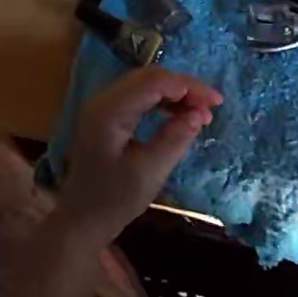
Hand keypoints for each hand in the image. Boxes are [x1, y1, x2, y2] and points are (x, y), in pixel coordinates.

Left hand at [57, 68, 221, 246]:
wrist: (81, 219)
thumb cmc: (114, 200)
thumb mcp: (150, 173)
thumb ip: (175, 138)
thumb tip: (200, 114)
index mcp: (109, 111)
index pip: (153, 82)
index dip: (188, 86)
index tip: (216, 101)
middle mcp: (103, 100)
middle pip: (148, 78)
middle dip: (183, 87)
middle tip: (211, 106)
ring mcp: (102, 106)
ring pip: (144, 84)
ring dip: (174, 93)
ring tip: (200, 112)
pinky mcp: (106, 115)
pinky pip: (138, 96)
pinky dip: (161, 101)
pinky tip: (179, 114)